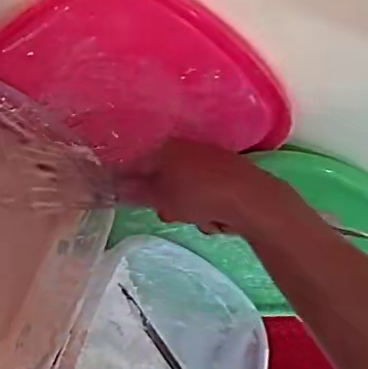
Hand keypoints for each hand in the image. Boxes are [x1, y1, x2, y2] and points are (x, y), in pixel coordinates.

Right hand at [119, 139, 308, 236]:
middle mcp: (186, 148)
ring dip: (188, 207)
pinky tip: (218, 217)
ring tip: (201, 220)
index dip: (128, 185)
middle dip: (165, 200)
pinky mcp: (230, 172)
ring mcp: (210, 158)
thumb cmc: (197, 196)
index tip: (127, 202)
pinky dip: (209, 205)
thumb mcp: (159, 198)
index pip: (135, 166)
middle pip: (162, 178)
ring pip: (186, 188)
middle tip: (171, 214)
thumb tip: (114, 186)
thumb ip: (133, 192)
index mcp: (164, 148)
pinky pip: (207, 191)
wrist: (253, 199)